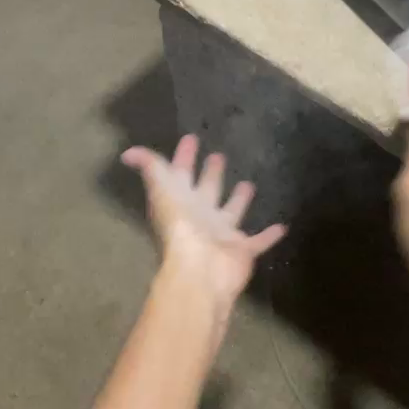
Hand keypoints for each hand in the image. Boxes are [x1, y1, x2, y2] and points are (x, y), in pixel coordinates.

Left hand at [121, 135, 286, 310]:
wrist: (200, 270)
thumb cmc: (181, 227)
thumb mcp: (161, 190)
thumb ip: (149, 168)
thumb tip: (126, 153)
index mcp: (181, 201)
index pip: (181, 174)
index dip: (183, 157)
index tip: (191, 138)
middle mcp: (200, 216)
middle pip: (207, 190)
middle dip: (211, 174)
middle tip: (218, 155)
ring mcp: (222, 234)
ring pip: (232, 212)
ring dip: (239, 200)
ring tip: (248, 183)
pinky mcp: (243, 250)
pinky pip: (259, 241)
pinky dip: (269, 236)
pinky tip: (282, 226)